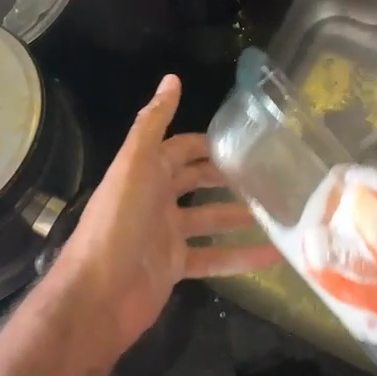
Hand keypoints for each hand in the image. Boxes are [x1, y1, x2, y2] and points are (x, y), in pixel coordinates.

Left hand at [53, 75, 281, 348]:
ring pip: (211, 219)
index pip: (182, 149)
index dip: (210, 143)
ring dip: (241, 215)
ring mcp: (166, 235)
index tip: (248, 141)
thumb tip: (172, 78)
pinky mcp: (174, 268)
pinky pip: (214, 258)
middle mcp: (156, 199)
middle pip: (198, 182)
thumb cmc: (116, 223)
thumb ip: (153, 123)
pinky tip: (272, 255)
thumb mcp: (134, 165)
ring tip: (281, 210)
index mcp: (146, 172)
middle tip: (271, 174)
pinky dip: (241, 256)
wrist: (95, 297)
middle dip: (230, 177)